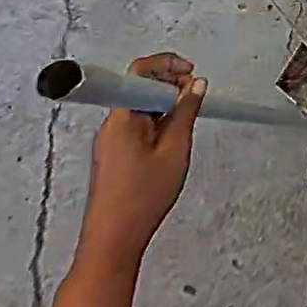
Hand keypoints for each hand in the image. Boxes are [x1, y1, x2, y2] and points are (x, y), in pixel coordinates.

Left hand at [77, 52, 206, 264]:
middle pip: (141, 86)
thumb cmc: (139, 201)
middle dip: (171, 85)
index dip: (166, 64)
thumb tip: (195, 86)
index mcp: (122, 117)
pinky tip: (171, 140)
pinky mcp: (115, 152)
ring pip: (141, 105)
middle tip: (194, 97)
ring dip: (166, 106)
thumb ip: (186, 112)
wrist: (112, 242)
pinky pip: (138, 123)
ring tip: (185, 124)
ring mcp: (111, 138)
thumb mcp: (175, 150)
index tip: (188, 70)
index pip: (140, 71)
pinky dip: (158, 122)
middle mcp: (112, 123)